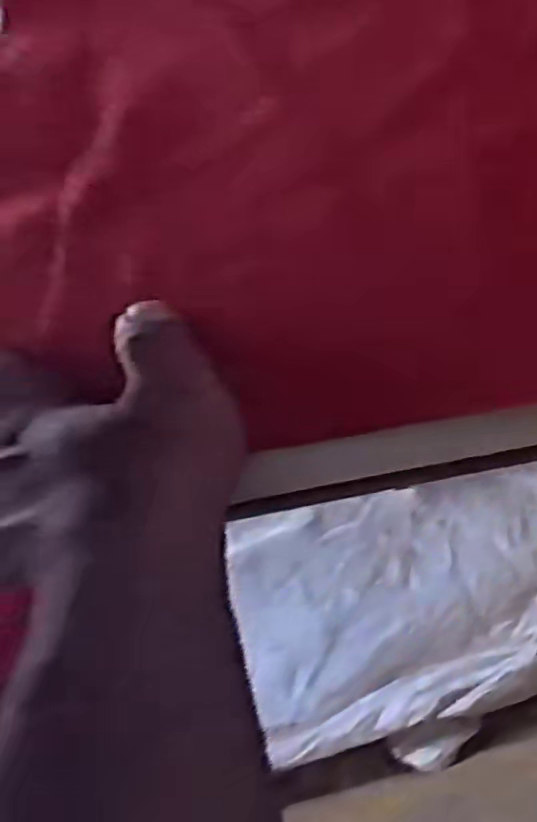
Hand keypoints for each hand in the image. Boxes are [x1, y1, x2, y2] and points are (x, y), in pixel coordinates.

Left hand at [0, 302, 245, 560]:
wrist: (130, 560)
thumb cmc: (158, 467)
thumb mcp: (183, 397)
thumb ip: (160, 353)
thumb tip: (139, 310)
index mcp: (27, 419)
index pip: (5, 374)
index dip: (11, 362)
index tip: (19, 356)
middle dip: (7, 426)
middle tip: (29, 427)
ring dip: (10, 489)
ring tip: (26, 491)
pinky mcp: (6, 561)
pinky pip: (3, 547)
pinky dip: (12, 541)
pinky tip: (24, 545)